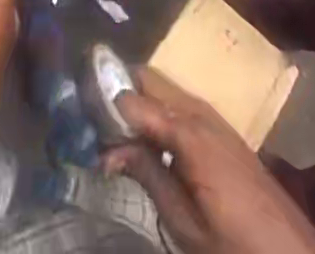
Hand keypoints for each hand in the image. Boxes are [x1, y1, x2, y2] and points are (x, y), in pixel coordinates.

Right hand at [104, 70, 314, 253]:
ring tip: (112, 129)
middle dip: (118, 89)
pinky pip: (179, 104)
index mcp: (188, 133)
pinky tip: (146, 139)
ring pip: (163, 87)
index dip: (103, 105)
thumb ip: (146, 176)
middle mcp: (199, 112)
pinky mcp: (220, 128)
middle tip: (92, 117)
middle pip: (148, 78)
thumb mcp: (184, 223)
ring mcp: (212, 117)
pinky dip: (156, 110)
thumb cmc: (235, 246)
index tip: (78, 113)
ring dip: (137, 99)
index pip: (132, 101)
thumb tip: (108, 149)